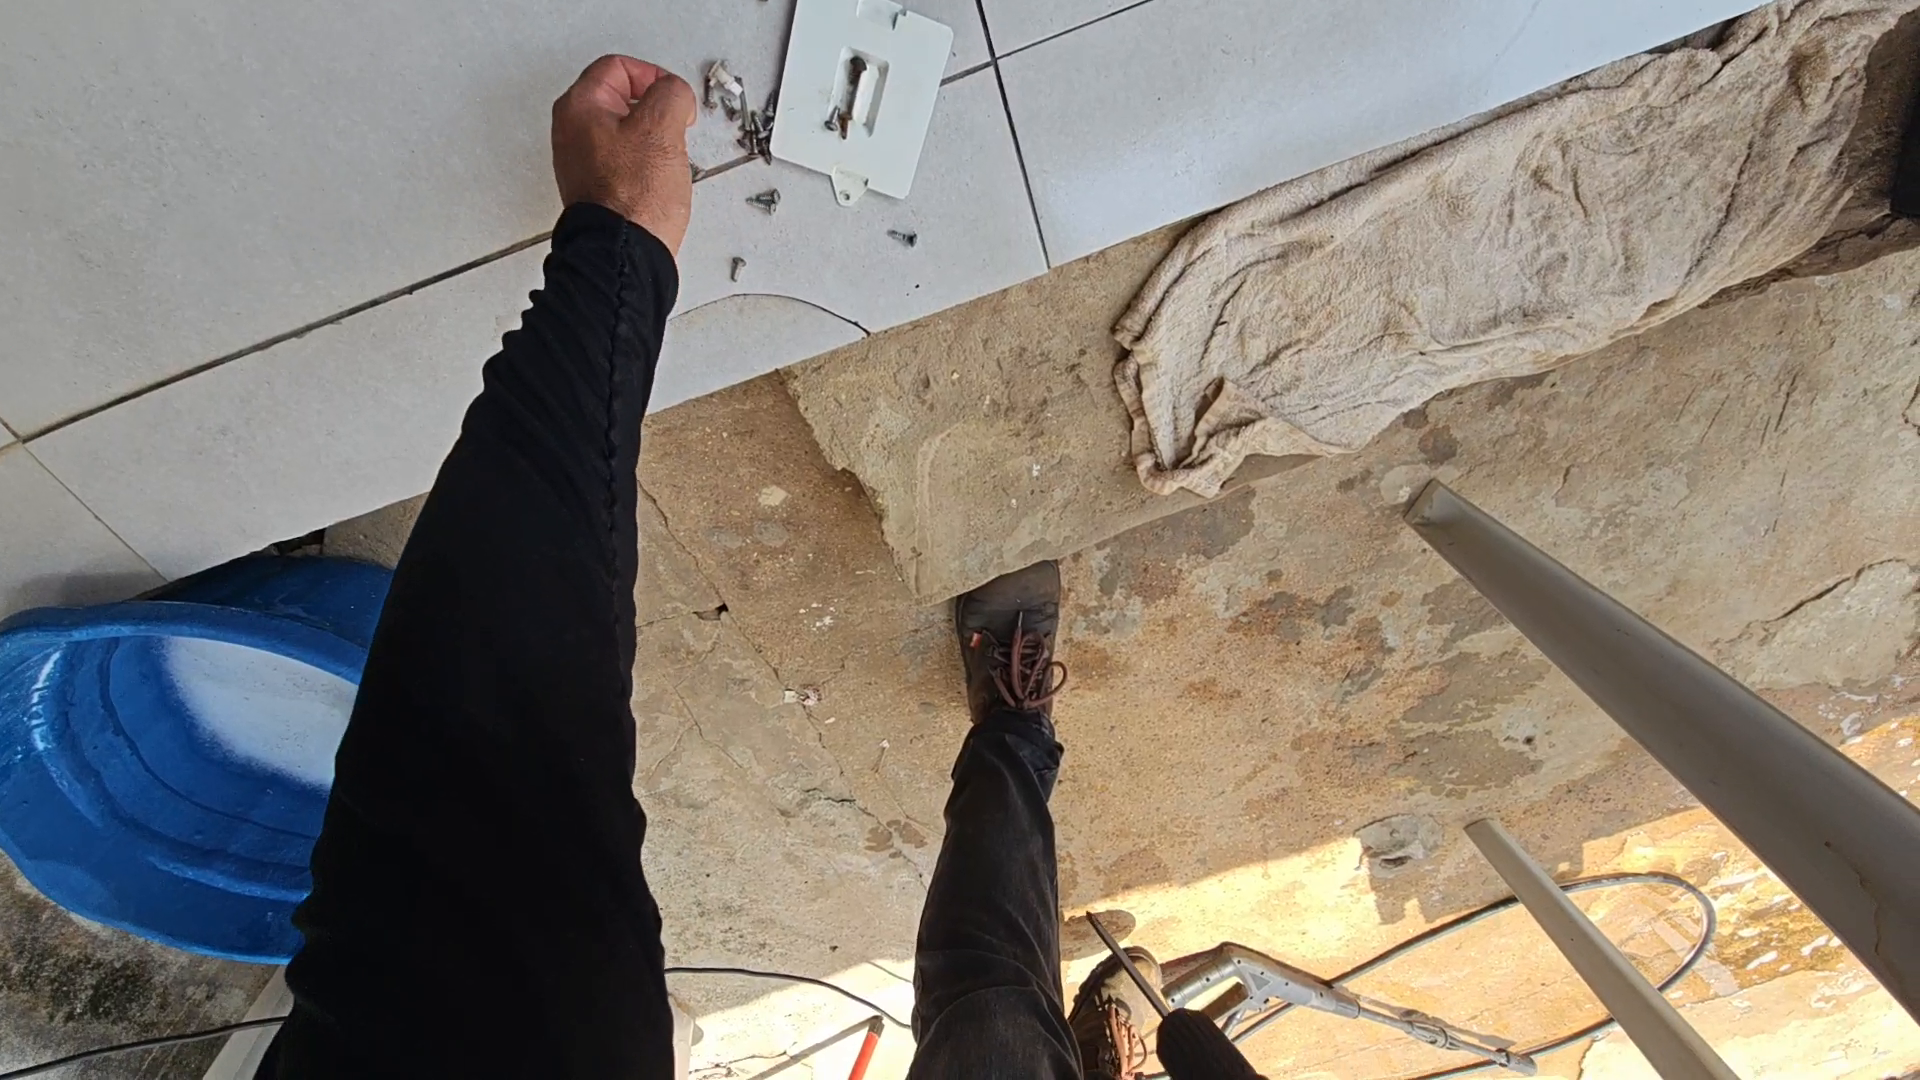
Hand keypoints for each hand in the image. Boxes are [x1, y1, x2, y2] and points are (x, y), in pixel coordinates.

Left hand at [552, 55, 697, 255]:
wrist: (625, 253)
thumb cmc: (636, 200)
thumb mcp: (662, 130)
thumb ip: (671, 95)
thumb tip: (675, 93)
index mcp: (580, 107)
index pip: (619, 68)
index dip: (655, 78)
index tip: (677, 101)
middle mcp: (572, 133)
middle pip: (620, 102)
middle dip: (655, 114)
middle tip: (675, 132)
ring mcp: (581, 164)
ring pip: (624, 136)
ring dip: (653, 144)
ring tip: (669, 164)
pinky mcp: (596, 192)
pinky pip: (623, 167)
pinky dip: (644, 169)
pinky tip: (658, 187)